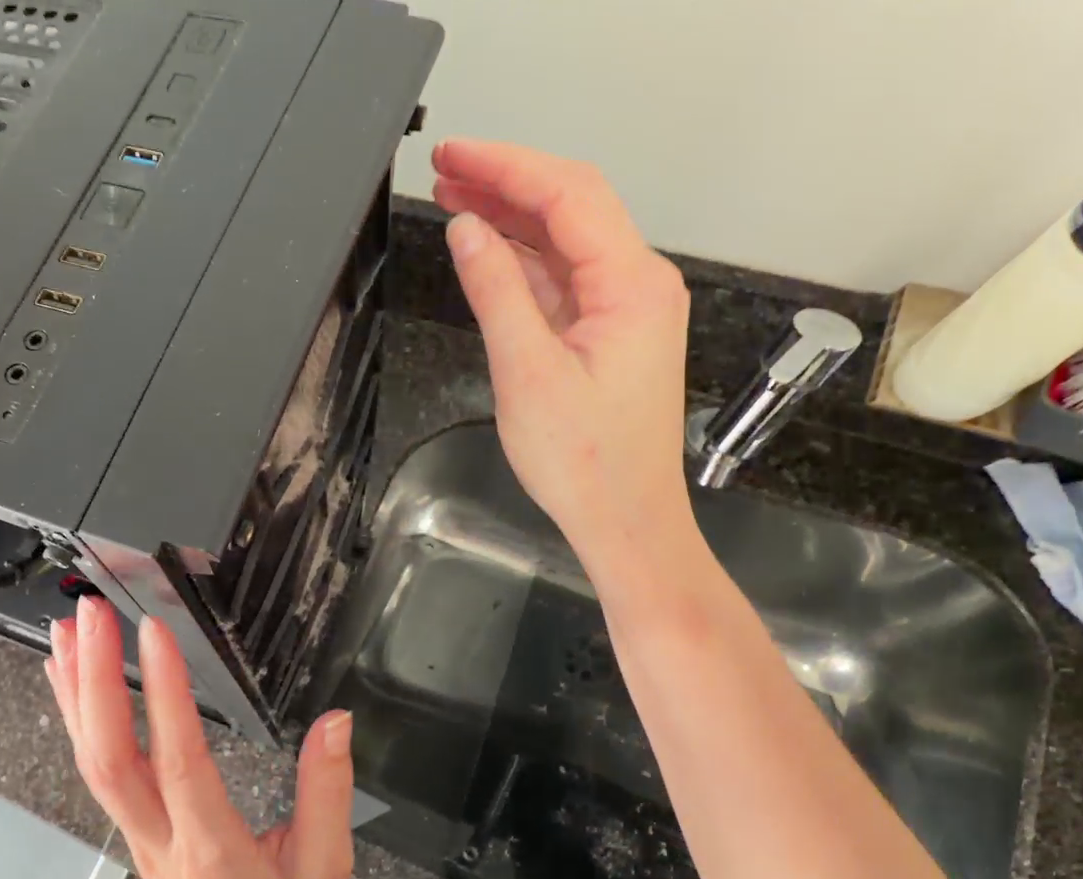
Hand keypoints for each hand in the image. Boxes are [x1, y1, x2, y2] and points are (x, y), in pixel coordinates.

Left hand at [45, 598, 354, 878]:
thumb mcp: (326, 867)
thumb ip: (329, 793)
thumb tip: (336, 723)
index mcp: (215, 852)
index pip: (181, 766)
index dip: (165, 698)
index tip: (157, 635)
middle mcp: (161, 838)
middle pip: (111, 758)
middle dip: (96, 680)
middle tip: (93, 616)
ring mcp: (135, 831)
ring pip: (91, 759)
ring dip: (75, 689)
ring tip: (68, 627)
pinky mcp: (127, 822)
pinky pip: (92, 765)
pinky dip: (74, 712)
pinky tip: (64, 672)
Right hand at [433, 139, 694, 566]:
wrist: (624, 518)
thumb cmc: (585, 461)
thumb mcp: (527, 373)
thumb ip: (496, 292)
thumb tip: (467, 232)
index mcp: (631, 285)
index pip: (567, 196)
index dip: (507, 167)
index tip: (454, 155)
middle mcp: (637, 284)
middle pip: (570, 207)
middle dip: (506, 182)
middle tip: (445, 169)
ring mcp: (623, 308)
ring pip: (564, 241)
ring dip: (511, 217)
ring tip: (454, 198)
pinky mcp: (606, 331)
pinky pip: (562, 278)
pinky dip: (522, 258)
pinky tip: (486, 248)